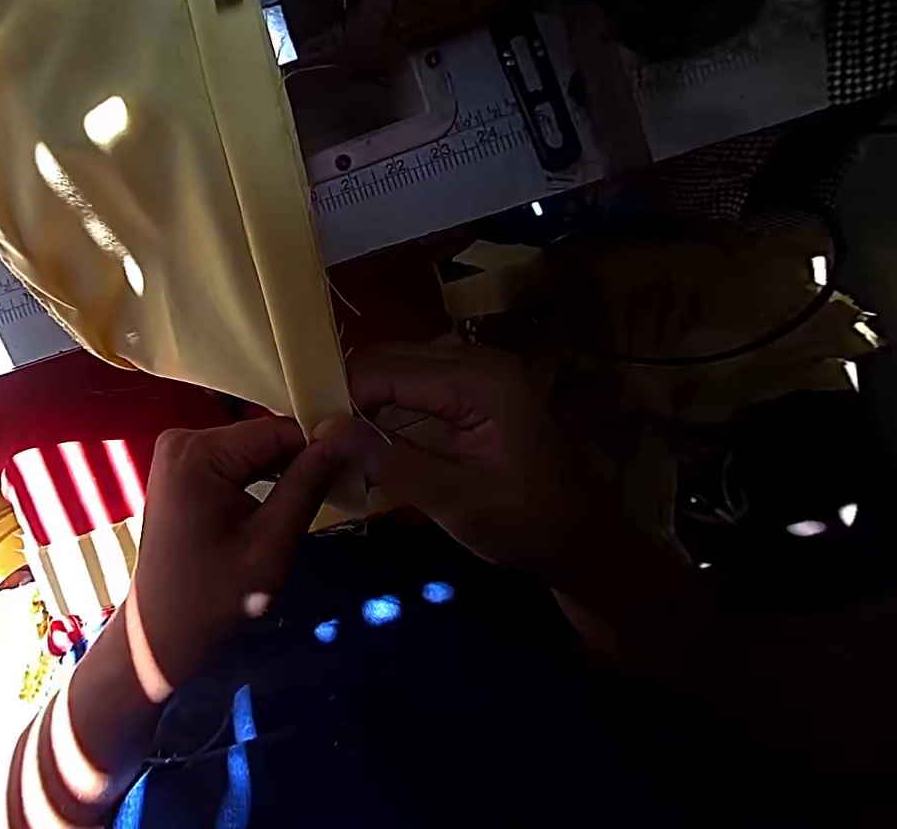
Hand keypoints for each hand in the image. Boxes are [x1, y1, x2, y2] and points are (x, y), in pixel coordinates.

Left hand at [122, 417, 352, 697]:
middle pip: (264, 436)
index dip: (318, 450)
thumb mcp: (270, 544)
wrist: (159, 634)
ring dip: (282, 470)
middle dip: (299, 462)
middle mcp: (183, 439)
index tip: (350, 474)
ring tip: (307, 500)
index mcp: (198, 451)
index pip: (278, 431)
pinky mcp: (182, 466)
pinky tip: (278, 501)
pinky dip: (260, 476)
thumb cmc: (213, 597)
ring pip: (253, 447)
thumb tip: (346, 437)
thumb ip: (308, 484)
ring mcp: (179, 451)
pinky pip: (235, 459)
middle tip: (332, 493)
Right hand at [346, 343, 620, 586]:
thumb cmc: (525, 525)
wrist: (583, 540)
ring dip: (366, 391)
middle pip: (391, 356)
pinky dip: (388, 395)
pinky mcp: (477, 381)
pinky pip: (417, 374)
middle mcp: (479, 359)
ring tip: (341, 431)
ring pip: (400, 361)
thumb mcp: (453, 501)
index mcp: (481, 381)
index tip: (313, 432)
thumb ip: (389, 461)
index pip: (388, 369)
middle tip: (322, 432)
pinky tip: (372, 426)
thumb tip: (326, 430)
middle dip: (350, 390)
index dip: (344, 395)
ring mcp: (481, 366)